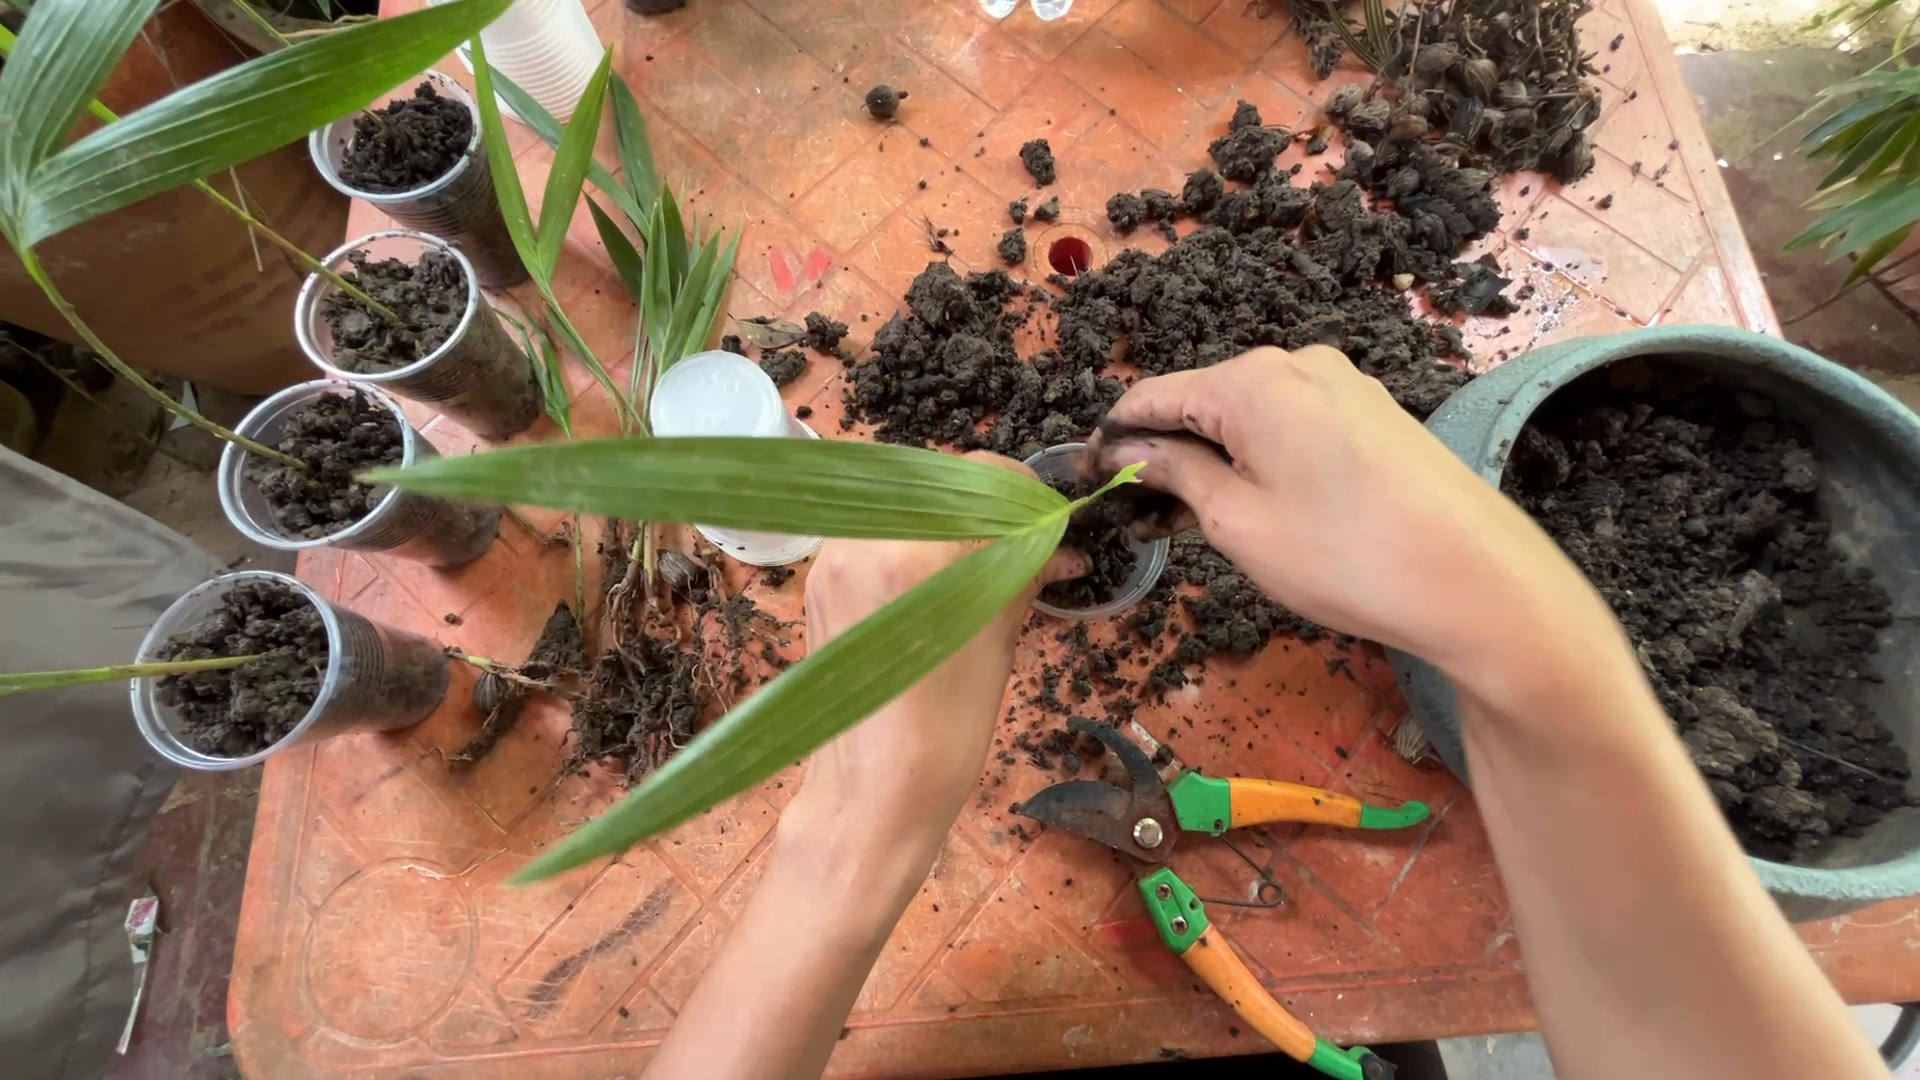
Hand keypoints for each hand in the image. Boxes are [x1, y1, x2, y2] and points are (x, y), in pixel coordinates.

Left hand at [777, 453, 1083, 883]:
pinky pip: (876, 531)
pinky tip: (937, 573)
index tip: (1043, 517)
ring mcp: (833, 556)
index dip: (1022, 490)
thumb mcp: (999, 640)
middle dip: (985, 500)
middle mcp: (863, 540)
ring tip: (978, 557)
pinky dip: (912, 538)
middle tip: (1017, 538)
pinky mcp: (820, 575)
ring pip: (905, 502)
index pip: (979, 476)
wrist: (872, 787)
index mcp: (914, 554)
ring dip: (948, 516)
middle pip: (939, 480)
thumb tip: (1056, 538)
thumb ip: (1022, 569)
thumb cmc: (948, 729)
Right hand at [1087, 346, 1614, 689]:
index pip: (1154, 396)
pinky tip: (1243, 499)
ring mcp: (1340, 384)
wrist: (1480, 585)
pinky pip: (1285, 424)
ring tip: (1182, 517)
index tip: (1088, 475)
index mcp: (1253, 381)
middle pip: (1200, 401)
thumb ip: (1174, 473)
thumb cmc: (1340, 555)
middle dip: (1161, 451)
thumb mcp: (1236, 520)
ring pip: (1244, 416)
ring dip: (1206, 458)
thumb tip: (1128, 451)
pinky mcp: (1368, 412)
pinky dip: (1251, 457)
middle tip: (1136, 512)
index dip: (1114, 436)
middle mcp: (1296, 365)